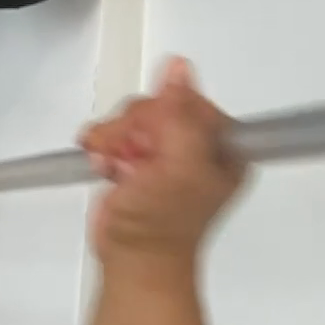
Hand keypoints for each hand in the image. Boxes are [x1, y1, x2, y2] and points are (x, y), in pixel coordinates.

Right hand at [80, 58, 246, 266]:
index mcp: (224, 144)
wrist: (133, 258)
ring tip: (112, 166)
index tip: (149, 144)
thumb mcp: (178, 166)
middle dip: (129, 130)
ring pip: (127, 119)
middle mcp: (196, 144)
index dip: (159, 115)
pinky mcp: (133, 162)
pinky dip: (100, 148)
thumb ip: (180, 116)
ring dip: (110, 140)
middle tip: (129, 159)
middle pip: (152, 108)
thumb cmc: (161, 219)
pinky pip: (110, 135)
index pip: (186, 100)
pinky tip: (103, 166)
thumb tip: (177, 65)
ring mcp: (163, 154)